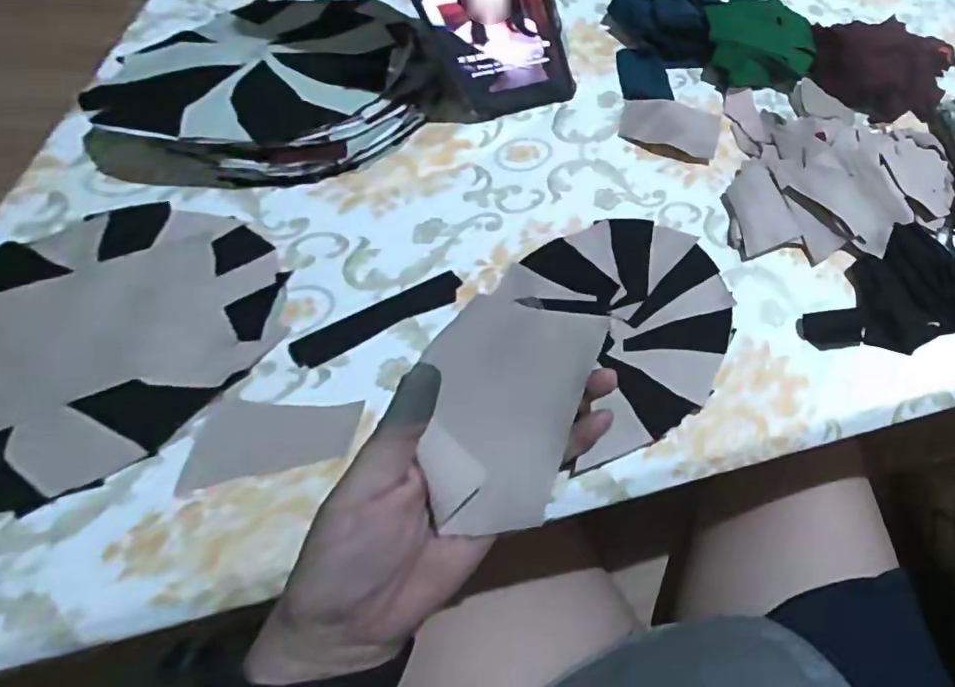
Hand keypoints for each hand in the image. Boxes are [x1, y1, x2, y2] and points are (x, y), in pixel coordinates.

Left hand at [243, 364, 617, 684]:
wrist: (356, 626)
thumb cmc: (348, 547)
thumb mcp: (367, 484)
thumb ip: (404, 430)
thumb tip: (430, 368)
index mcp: (433, 430)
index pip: (475, 383)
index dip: (508, 356)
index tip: (543, 330)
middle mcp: (469, 443)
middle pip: (518, 402)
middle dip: (556, 379)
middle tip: (592, 360)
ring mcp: (493, 473)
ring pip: (539, 430)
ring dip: (573, 407)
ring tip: (606, 385)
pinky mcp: (509, 503)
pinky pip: (544, 470)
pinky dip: (572, 448)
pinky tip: (598, 428)